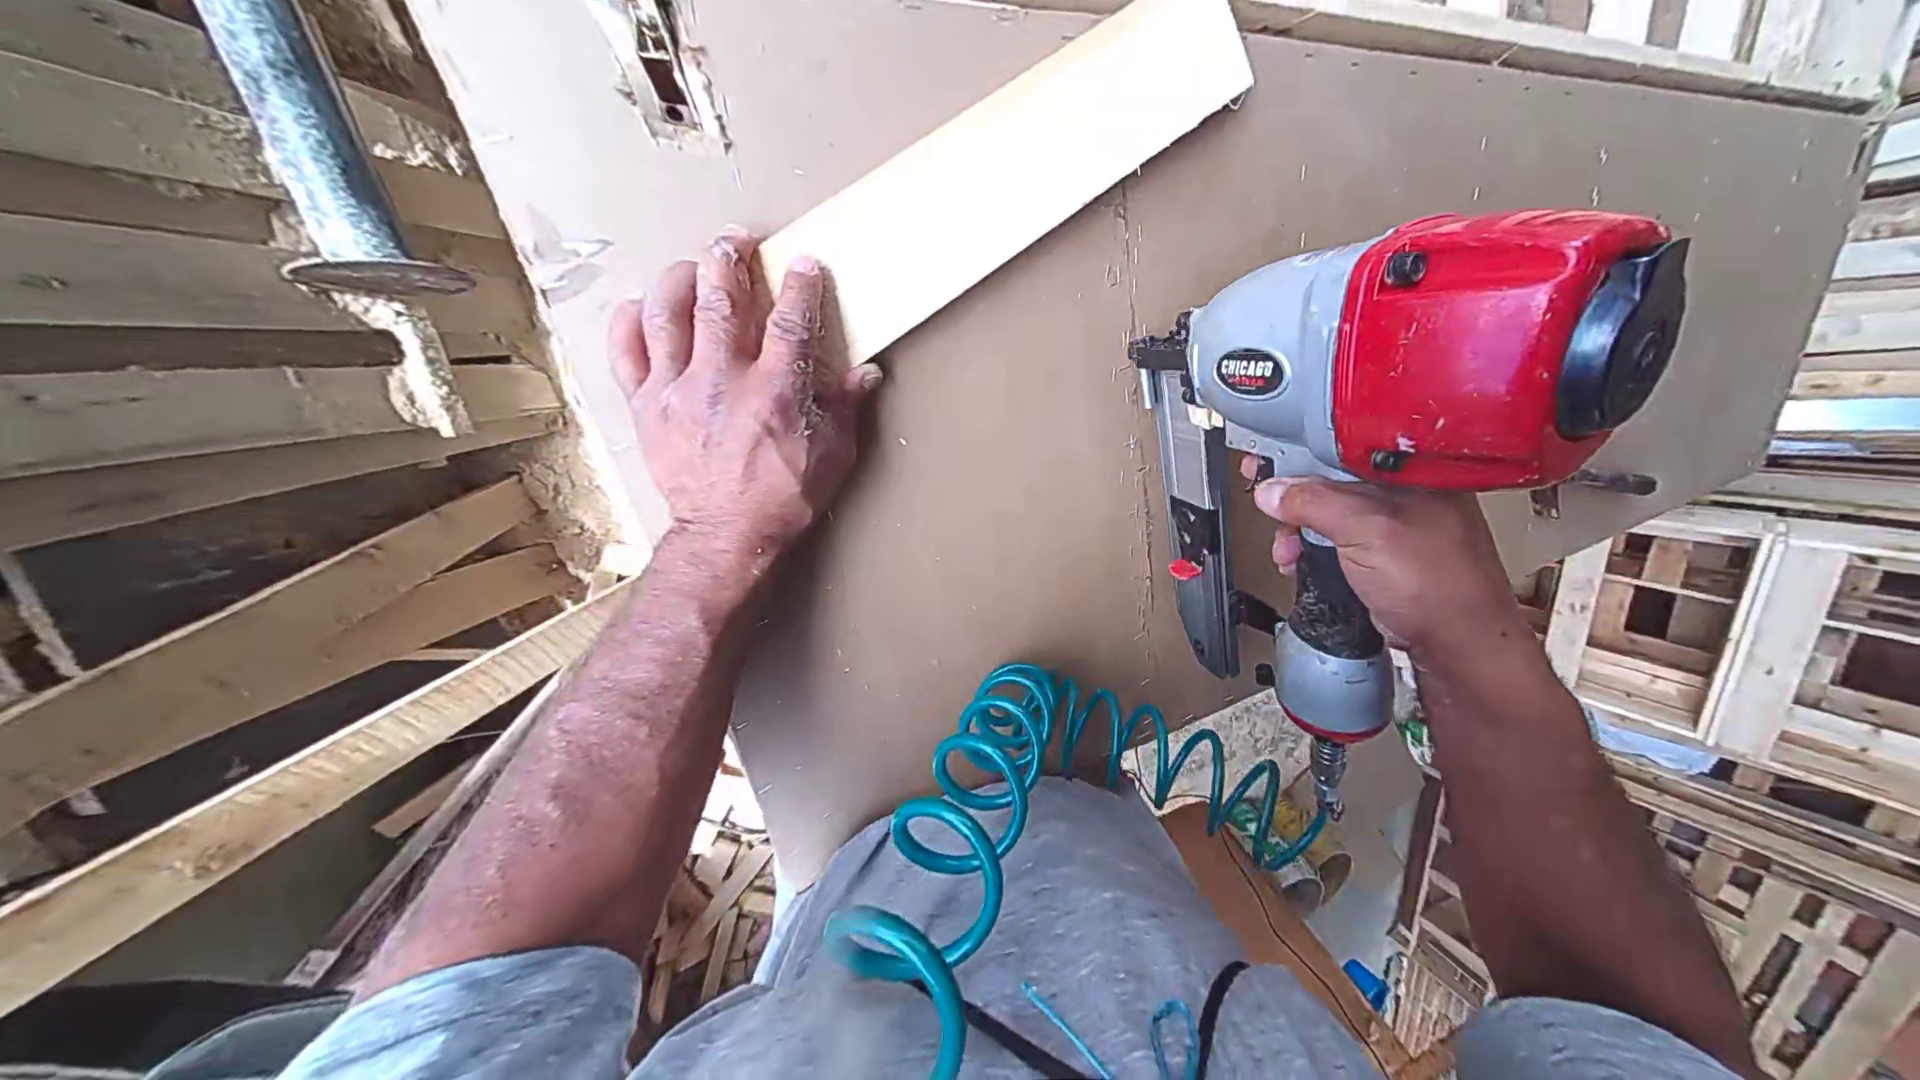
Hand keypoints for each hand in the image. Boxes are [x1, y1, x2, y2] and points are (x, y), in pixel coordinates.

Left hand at [611, 228, 881, 564]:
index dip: (800, 286)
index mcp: (774, 391)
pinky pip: (627, 352)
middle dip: (729, 259)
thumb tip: (866, 373)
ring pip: (668, 313)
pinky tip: (640, 305)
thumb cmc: (782, 500)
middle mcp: (722, 380)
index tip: (805, 264)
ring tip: (692, 263)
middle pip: (719, 299)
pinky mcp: (647, 407)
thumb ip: (845, 407)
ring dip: (680, 277)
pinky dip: (630, 322)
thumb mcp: (832, 457)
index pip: (790, 321)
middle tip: (736, 239)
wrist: (727, 536)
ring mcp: (677, 390)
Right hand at [1241, 457, 1526, 657]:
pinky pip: (1333, 542)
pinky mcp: (1380, 556)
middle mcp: (1403, 497)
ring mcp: (1392, 528)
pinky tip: (1302, 562)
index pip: (1342, 451)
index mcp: (1410, 476)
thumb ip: (1314, 504)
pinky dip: (1311, 551)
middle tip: (1270, 509)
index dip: (1298, 455)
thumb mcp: (1365, 531)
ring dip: (1297, 533)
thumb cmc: (1438, 587)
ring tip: (1290, 551)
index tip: (1266, 461)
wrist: (1455, 644)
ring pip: (1327, 517)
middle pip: (1328, 485)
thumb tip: (1273, 492)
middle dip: (1293, 504)